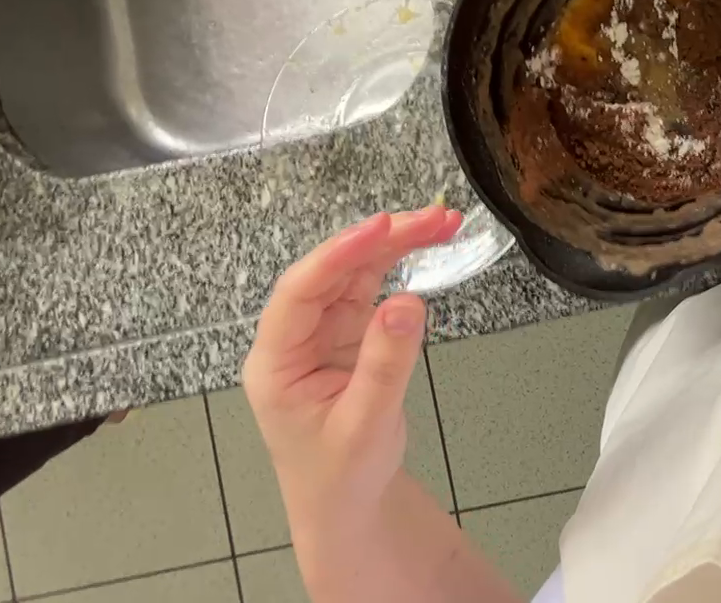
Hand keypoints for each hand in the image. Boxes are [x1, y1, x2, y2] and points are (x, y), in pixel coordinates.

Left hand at [243, 207, 462, 546]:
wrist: (348, 503)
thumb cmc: (343, 473)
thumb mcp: (365, 424)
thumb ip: (385, 364)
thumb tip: (408, 301)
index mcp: (277, 360)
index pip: (300, 293)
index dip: (338, 254)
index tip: (382, 226)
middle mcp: (296, 335)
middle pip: (334, 271)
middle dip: (382, 239)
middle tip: (437, 218)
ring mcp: (323, 329)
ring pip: (356, 270)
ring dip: (398, 242)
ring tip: (443, 223)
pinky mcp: (351, 330)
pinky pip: (373, 285)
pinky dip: (402, 262)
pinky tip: (427, 244)